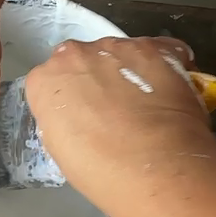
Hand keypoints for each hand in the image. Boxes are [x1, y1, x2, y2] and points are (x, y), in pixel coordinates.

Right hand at [25, 36, 215, 179]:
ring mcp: (114, 47)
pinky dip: (164, 64)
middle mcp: (74, 55)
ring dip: (128, 70)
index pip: (52, 81)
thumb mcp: (61, 146)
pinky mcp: (153, 49)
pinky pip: (159, 49)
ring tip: (148, 103)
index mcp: (44, 80)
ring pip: (118, 53)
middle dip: (96, 78)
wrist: (152, 166)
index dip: (71, 98)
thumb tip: (80, 117)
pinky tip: (172, 87)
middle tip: (114, 109)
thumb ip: (62, 118)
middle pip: (82, 61)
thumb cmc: (99, 169)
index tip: (83, 116)